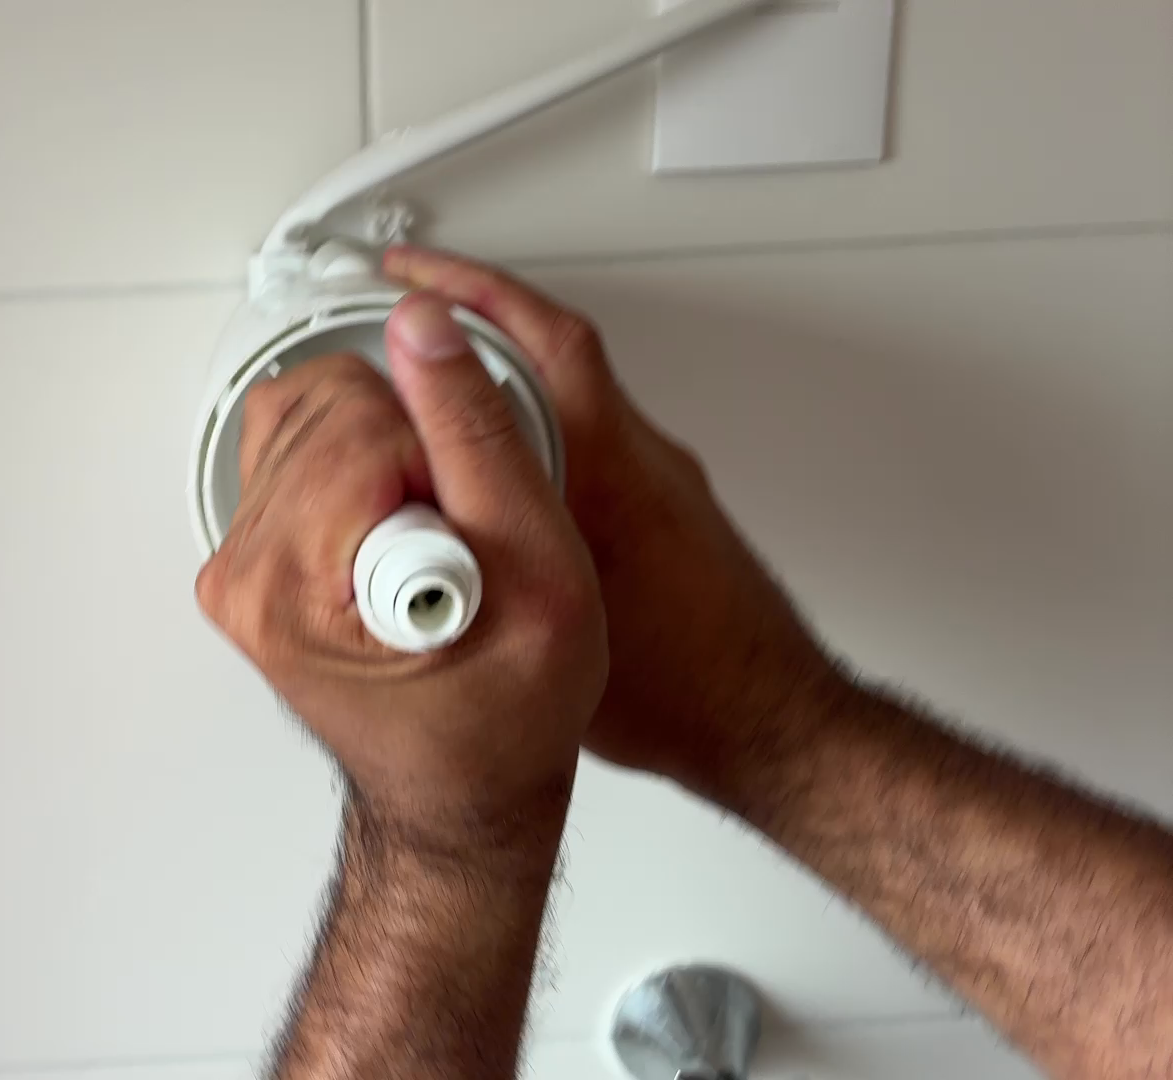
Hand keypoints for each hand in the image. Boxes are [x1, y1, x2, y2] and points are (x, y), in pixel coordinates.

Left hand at [195, 293, 607, 854]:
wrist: (457, 779)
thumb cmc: (499, 716)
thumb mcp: (536, 571)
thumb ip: (473, 433)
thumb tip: (421, 326)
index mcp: (293, 584)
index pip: (364, 420)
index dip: (446, 454)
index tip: (463, 532)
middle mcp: (243, 571)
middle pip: (328, 406)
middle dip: (411, 451)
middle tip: (445, 543)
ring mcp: (236, 561)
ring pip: (310, 412)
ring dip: (384, 453)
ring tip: (419, 542)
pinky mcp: (248, 551)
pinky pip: (294, 445)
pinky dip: (354, 460)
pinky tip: (389, 523)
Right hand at [383, 247, 847, 788]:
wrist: (765, 718)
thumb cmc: (677, 686)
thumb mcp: (547, 619)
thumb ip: (483, 562)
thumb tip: (415, 531)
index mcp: (605, 470)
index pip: (541, 343)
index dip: (471, 292)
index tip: (417, 277)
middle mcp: (635, 455)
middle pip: (552, 344)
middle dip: (476, 307)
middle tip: (416, 299)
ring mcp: (652, 473)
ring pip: (568, 383)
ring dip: (501, 358)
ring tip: (439, 365)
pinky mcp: (660, 498)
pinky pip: (584, 424)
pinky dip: (529, 412)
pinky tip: (493, 448)